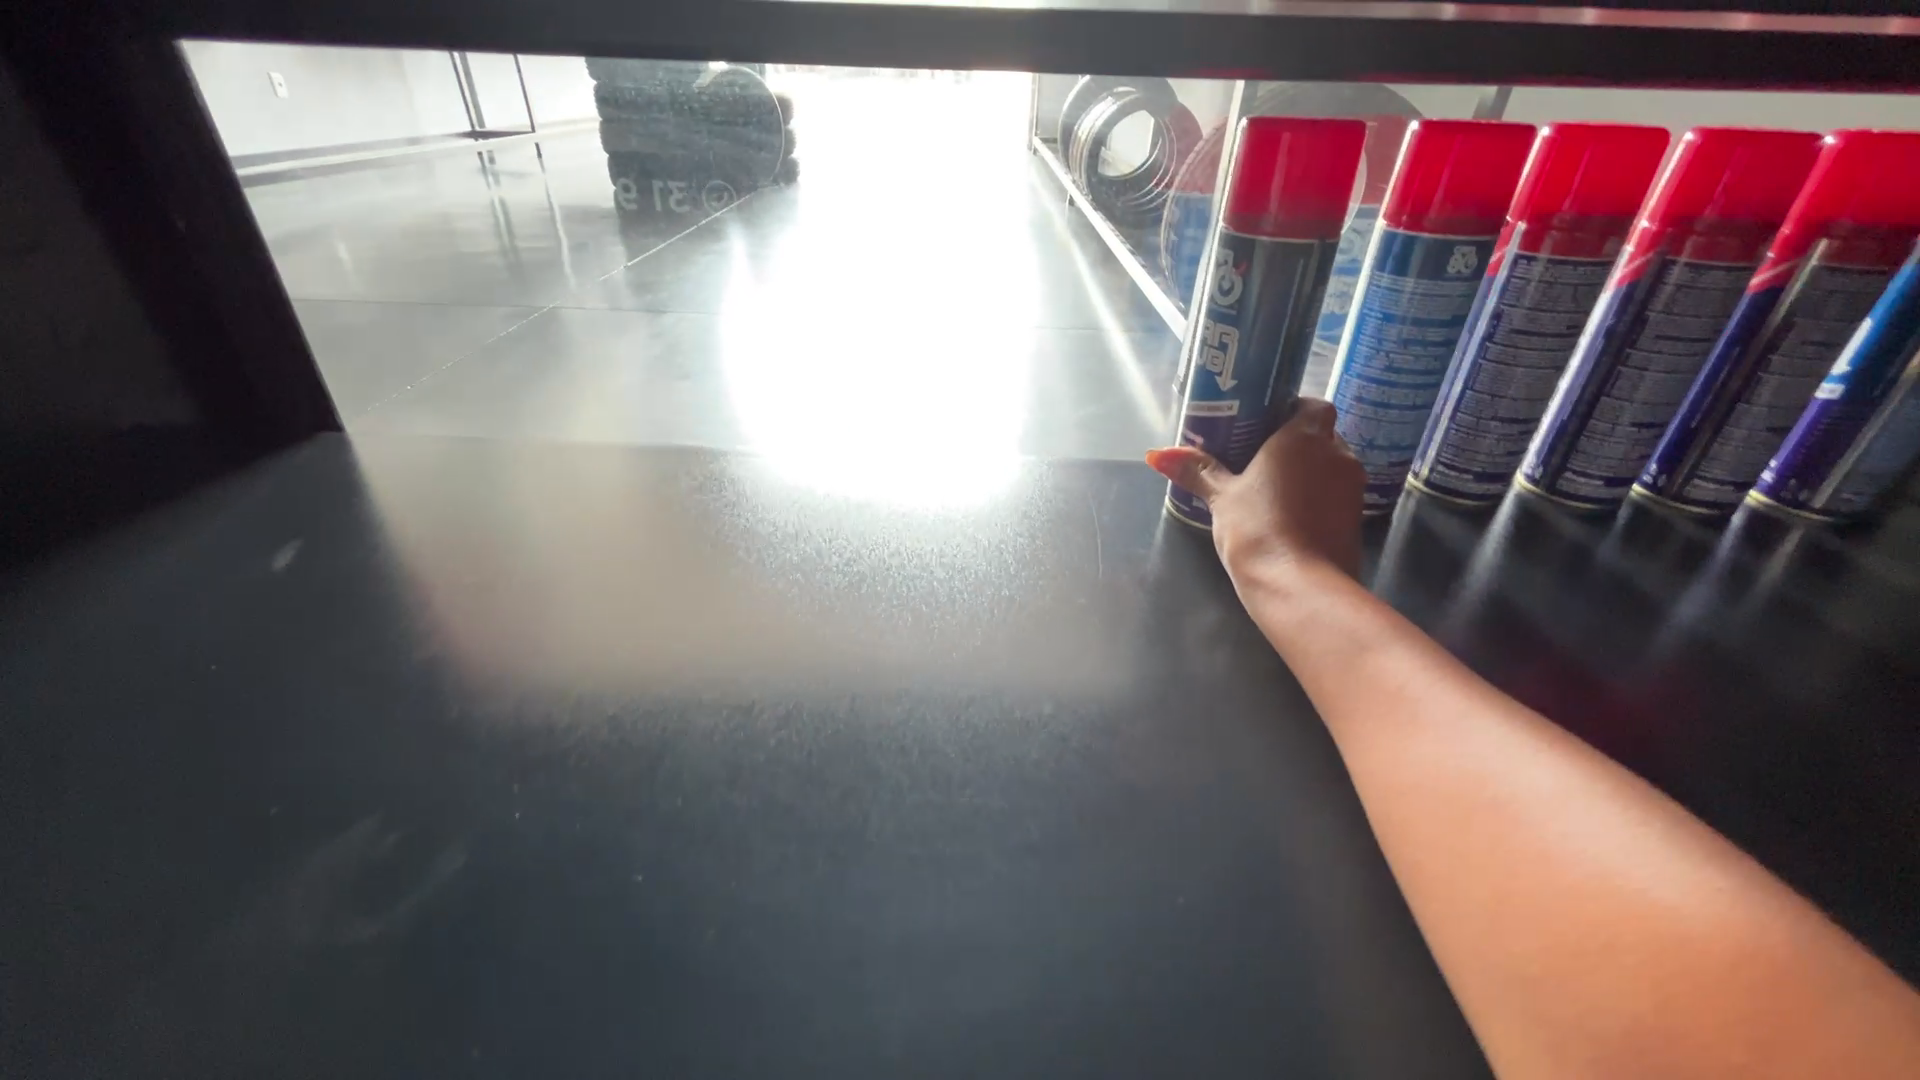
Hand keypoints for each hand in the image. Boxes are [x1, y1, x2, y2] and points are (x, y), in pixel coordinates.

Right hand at [1145, 399, 1364, 578]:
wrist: (1299, 586)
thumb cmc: (1258, 528)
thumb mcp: (1221, 498)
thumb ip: (1196, 471)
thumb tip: (1156, 454)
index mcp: (1305, 437)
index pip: (1313, 405)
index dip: (1292, 411)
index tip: (1264, 426)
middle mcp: (1337, 455)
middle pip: (1321, 436)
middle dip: (1295, 445)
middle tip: (1258, 459)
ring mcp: (1353, 489)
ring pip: (1329, 468)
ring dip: (1306, 474)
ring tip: (1269, 491)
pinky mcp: (1356, 520)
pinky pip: (1334, 497)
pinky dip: (1315, 500)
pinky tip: (1287, 517)